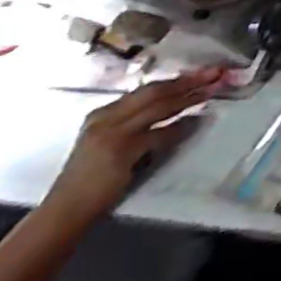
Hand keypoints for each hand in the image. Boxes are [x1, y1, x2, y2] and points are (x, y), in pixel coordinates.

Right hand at [43, 67, 225, 222]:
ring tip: (211, 91)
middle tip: (215, 74)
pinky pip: (160, 133)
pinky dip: (180, 128)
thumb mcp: (109, 139)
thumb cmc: (91, 175)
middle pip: (156, 92)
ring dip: (189, 99)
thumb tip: (173, 104)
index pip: (147, 89)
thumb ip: (134, 121)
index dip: (178, 79)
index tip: (202, 72)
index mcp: (103, 113)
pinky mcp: (121, 151)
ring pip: (159, 107)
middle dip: (188, 81)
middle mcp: (105, 118)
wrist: (66, 208)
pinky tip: (196, 123)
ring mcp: (112, 134)